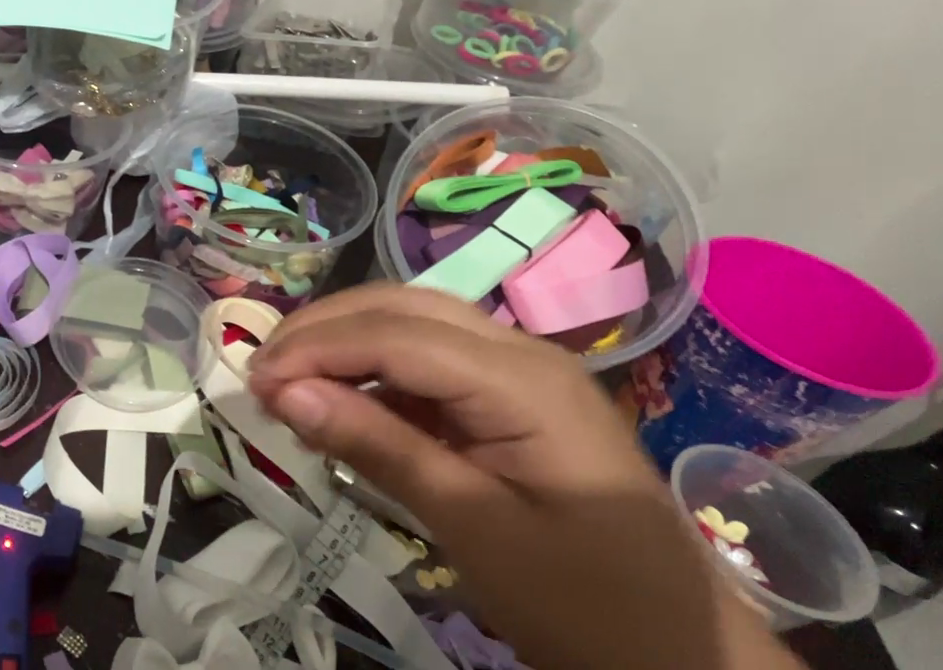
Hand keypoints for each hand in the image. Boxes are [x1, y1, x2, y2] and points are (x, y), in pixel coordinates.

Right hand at [246, 284, 798, 669]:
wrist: (690, 661)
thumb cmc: (587, 605)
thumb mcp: (473, 529)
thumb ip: (377, 447)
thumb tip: (283, 392)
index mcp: (523, 381)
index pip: (395, 335)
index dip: (316, 349)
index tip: (252, 382)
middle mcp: (523, 353)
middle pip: (403, 307)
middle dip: (324, 329)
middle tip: (260, 370)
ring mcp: (523, 374)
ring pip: (414, 324)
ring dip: (346, 343)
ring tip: (289, 380)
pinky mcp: (516, 401)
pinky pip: (432, 363)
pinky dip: (377, 373)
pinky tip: (345, 402)